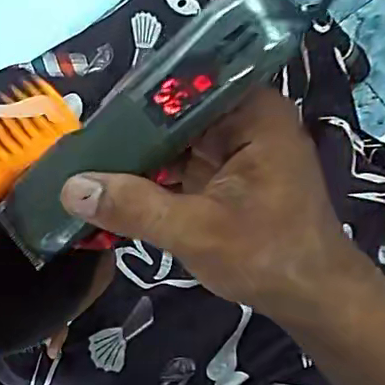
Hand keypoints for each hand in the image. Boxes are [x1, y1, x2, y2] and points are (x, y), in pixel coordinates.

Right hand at [58, 86, 377, 322]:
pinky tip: (113, 187)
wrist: (314, 298)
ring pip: (174, 141)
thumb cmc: (267, 257)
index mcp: (251, 112)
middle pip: (174, 113)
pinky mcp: (228, 176)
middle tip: (76, 149)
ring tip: (83, 166)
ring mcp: (236, 149)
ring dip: (137, 157)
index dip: (133, 101)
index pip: (182, 85)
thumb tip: (69, 188)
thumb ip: (133, 206)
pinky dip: (152, 178)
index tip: (88, 124)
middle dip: (128, 132)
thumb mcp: (195, 231)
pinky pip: (181, 166)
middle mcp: (245, 120)